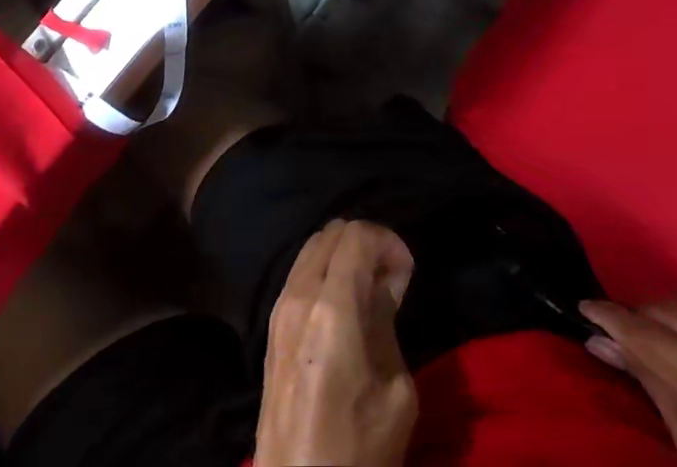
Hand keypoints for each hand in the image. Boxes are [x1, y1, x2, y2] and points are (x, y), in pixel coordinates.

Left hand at [256, 220, 417, 466]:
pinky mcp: (270, 331)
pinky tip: (344, 307)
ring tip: (369, 291)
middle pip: (333, 232)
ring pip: (312, 248)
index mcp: (332, 310)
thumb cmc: (357, 451)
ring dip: (345, 256)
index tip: (406, 274)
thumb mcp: (396, 390)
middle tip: (390, 278)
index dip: (390, 242)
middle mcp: (299, 299)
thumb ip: (387, 321)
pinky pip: (299, 273)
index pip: (358, 234)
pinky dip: (326, 272)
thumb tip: (385, 283)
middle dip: (368, 243)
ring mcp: (278, 314)